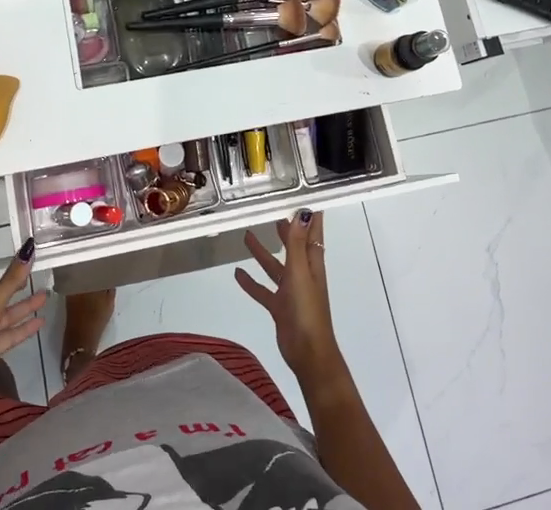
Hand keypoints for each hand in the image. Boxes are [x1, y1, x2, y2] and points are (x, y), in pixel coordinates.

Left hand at [0, 247, 46, 410]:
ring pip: (4, 315)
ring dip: (23, 307)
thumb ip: (12, 279)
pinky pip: (7, 335)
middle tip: (35, 273)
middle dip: (14, 285)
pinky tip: (40, 323)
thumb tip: (29, 248)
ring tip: (46, 296)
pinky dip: (22, 329)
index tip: (9, 257)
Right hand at [236, 210, 342, 381]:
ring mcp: (290, 291)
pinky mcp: (279, 307)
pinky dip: (251, 282)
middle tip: (272, 210)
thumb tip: (303, 212)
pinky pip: (263, 290)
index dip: (310, 216)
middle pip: (294, 246)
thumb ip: (298, 244)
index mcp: (312, 263)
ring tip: (247, 235)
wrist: (307, 352)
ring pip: (275, 266)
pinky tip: (237, 274)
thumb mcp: (300, 273)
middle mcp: (303, 274)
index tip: (304, 197)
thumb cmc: (307, 309)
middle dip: (285, 229)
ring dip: (263, 252)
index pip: (313, 233)